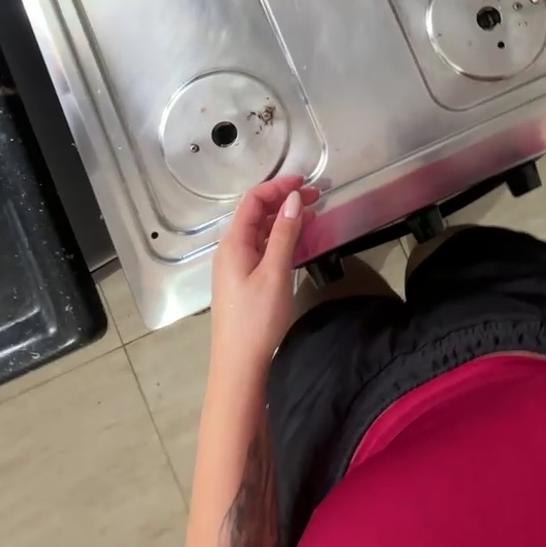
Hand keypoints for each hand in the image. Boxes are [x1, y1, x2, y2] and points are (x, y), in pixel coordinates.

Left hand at [209, 175, 319, 372]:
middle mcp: (230, 249)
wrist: (239, 365)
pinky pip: (262, 247)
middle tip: (315, 196)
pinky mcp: (243, 280)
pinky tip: (298, 238)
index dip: (277, 186)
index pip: (253, 200)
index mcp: (233, 243)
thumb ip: (284, 233)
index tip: (304, 182)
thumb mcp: (274, 272)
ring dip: (283, 218)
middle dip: (283, 200)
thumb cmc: (256, 318)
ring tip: (311, 213)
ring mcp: (236, 265)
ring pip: (260, 230)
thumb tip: (293, 199)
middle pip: (255, 213)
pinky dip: (280, 237)